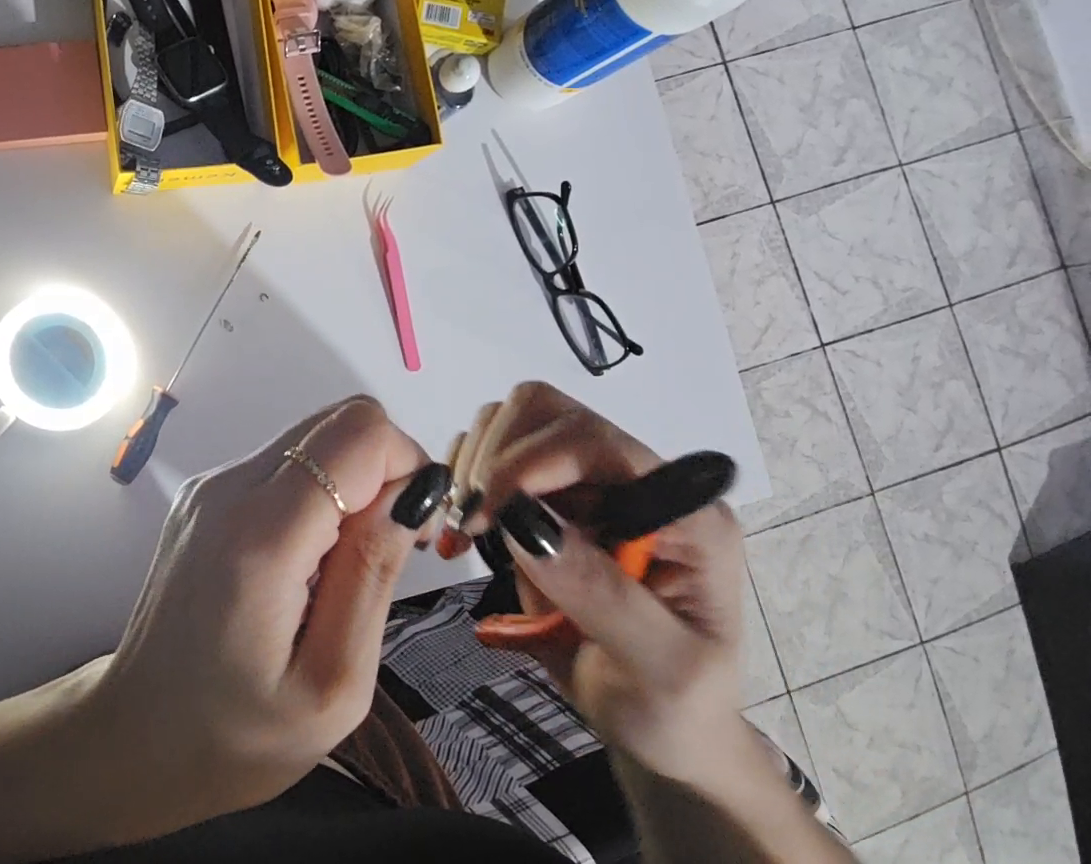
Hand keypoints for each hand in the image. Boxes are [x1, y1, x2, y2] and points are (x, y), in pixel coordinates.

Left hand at [89, 397, 441, 827]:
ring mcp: (207, 489)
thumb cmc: (236, 735)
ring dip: (348, 487)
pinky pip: (281, 465)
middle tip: (380, 555)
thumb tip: (412, 491)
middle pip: (336, 423)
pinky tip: (305, 566)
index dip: (407, 467)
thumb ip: (372, 574)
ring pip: (310, 439)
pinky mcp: (202, 498)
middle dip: (383, 473)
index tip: (410, 535)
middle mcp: (226, 490)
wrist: (138, 735)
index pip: (357, 433)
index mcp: (260, 536)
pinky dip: (314, 497)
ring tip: (338, 572)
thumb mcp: (334, 683)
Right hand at [444, 382, 750, 783]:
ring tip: (466, 534)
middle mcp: (631, 481)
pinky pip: (486, 459)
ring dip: (472, 471)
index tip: (484, 518)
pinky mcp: (545, 503)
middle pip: (543, 411)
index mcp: (679, 509)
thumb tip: (520, 519)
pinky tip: (463, 534)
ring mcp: (585, 488)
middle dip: (492, 459)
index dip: (526, 462)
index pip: (593, 440)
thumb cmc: (672, 705)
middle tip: (470, 525)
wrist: (659, 729)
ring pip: (507, 425)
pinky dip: (461, 486)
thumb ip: (598, 590)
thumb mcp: (657, 664)